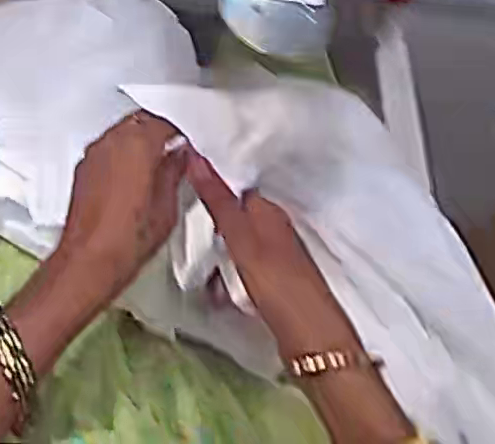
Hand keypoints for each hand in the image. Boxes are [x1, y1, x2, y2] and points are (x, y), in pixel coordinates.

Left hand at [50, 111, 189, 308]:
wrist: (89, 258)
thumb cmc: (128, 238)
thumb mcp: (167, 207)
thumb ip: (174, 172)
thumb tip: (179, 157)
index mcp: (137, 144)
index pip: (162, 121)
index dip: (178, 130)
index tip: (187, 141)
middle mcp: (113, 140)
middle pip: (139, 120)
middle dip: (157, 129)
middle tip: (174, 147)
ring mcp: (95, 151)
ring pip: (121, 130)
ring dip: (138, 138)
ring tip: (155, 161)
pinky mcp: (84, 165)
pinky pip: (107, 146)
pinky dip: (121, 151)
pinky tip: (132, 173)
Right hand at [186, 151, 359, 356]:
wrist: (312, 340)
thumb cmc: (275, 282)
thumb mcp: (238, 236)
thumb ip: (216, 198)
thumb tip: (194, 155)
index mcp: (268, 209)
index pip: (234, 183)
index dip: (209, 182)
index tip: (183, 182)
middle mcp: (274, 226)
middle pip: (234, 212)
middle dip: (211, 220)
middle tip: (186, 223)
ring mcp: (276, 253)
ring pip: (236, 239)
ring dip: (218, 249)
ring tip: (199, 261)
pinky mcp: (275, 278)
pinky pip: (242, 263)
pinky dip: (229, 270)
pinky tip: (217, 285)